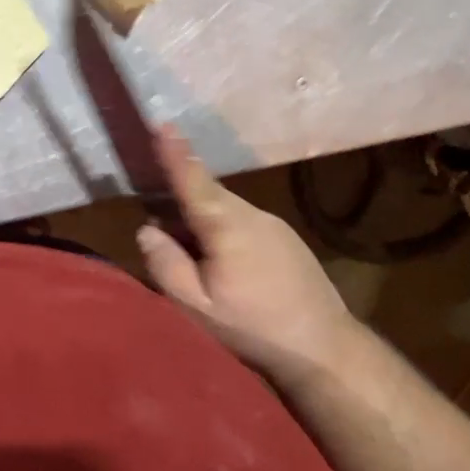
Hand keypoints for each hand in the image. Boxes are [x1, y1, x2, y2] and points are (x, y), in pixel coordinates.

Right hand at [136, 126, 359, 383]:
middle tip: (161, 240)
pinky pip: (243, 228)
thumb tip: (147, 230)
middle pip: (207, 200)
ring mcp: (275, 227)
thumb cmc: (252, 327)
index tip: (162, 124)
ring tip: (196, 271)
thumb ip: (166, 265)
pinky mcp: (288, 242)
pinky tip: (226, 276)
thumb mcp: (195, 305)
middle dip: (180, 211)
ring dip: (203, 231)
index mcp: (227, 226)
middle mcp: (254, 216)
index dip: (175, 154)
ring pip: (225, 216)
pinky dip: (224, 241)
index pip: (193, 181)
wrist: (323, 346)